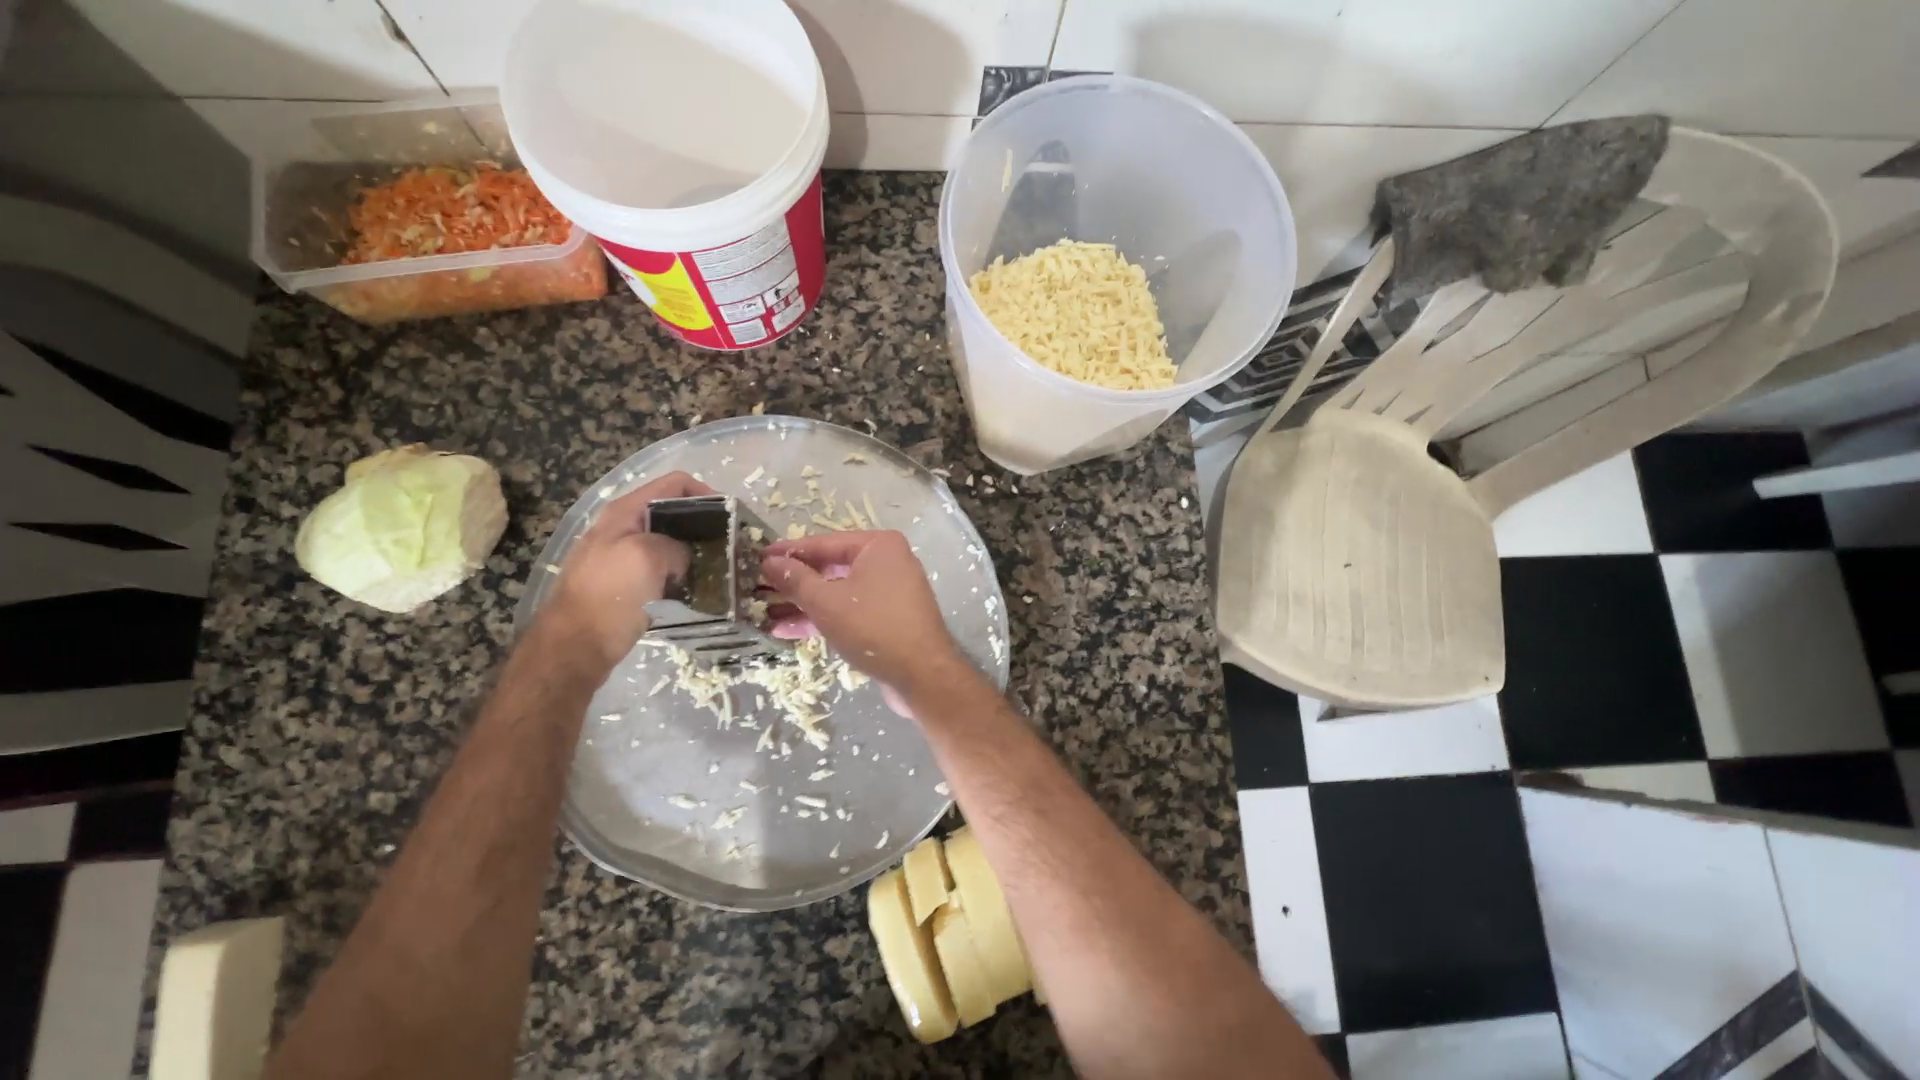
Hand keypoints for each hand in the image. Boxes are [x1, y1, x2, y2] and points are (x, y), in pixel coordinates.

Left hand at [540, 471, 712, 668]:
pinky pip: (660, 572)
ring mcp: (621, 558)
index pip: (675, 484)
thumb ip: (676, 546)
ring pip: (668, 545)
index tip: (730, 517)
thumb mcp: (648, 557)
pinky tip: (694, 592)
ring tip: (717, 572)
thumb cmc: (610, 596)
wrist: (574, 647)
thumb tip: (684, 559)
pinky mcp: (624, 586)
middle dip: (702, 527)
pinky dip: (679, 578)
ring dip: (692, 556)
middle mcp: (622, 528)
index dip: (706, 494)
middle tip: (728, 548)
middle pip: (673, 514)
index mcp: (625, 511)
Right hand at [760, 531, 967, 705]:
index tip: (759, 558)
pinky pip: (850, 611)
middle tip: (758, 588)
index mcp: (878, 546)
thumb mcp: (826, 602)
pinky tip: (787, 631)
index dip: (789, 552)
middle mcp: (888, 562)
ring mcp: (891, 592)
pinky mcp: (889, 618)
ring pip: (838, 593)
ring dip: (803, 604)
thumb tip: (769, 562)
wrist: (922, 675)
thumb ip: (795, 580)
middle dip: (794, 582)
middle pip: (830, 568)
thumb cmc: (873, 628)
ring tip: (764, 613)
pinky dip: (823, 618)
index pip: (823, 543)